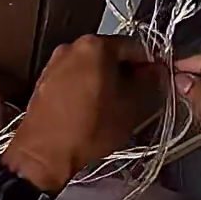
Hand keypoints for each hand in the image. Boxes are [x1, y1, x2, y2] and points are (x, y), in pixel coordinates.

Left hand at [5, 35, 159, 190]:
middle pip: (111, 54)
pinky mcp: (44, 80)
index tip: (157, 80)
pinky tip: (92, 108)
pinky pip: (75, 77)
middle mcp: (72, 46)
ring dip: (106, 80)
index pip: (135, 46)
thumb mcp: (131, 106)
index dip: (150, 64)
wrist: (43, 153)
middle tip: (138, 95)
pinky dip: (87, 87)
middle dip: (127, 72)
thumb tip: (157, 70)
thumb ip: (149, 81)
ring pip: (92, 66)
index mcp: (95, 45)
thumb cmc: (91, 127)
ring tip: (114, 105)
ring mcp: (55, 62)